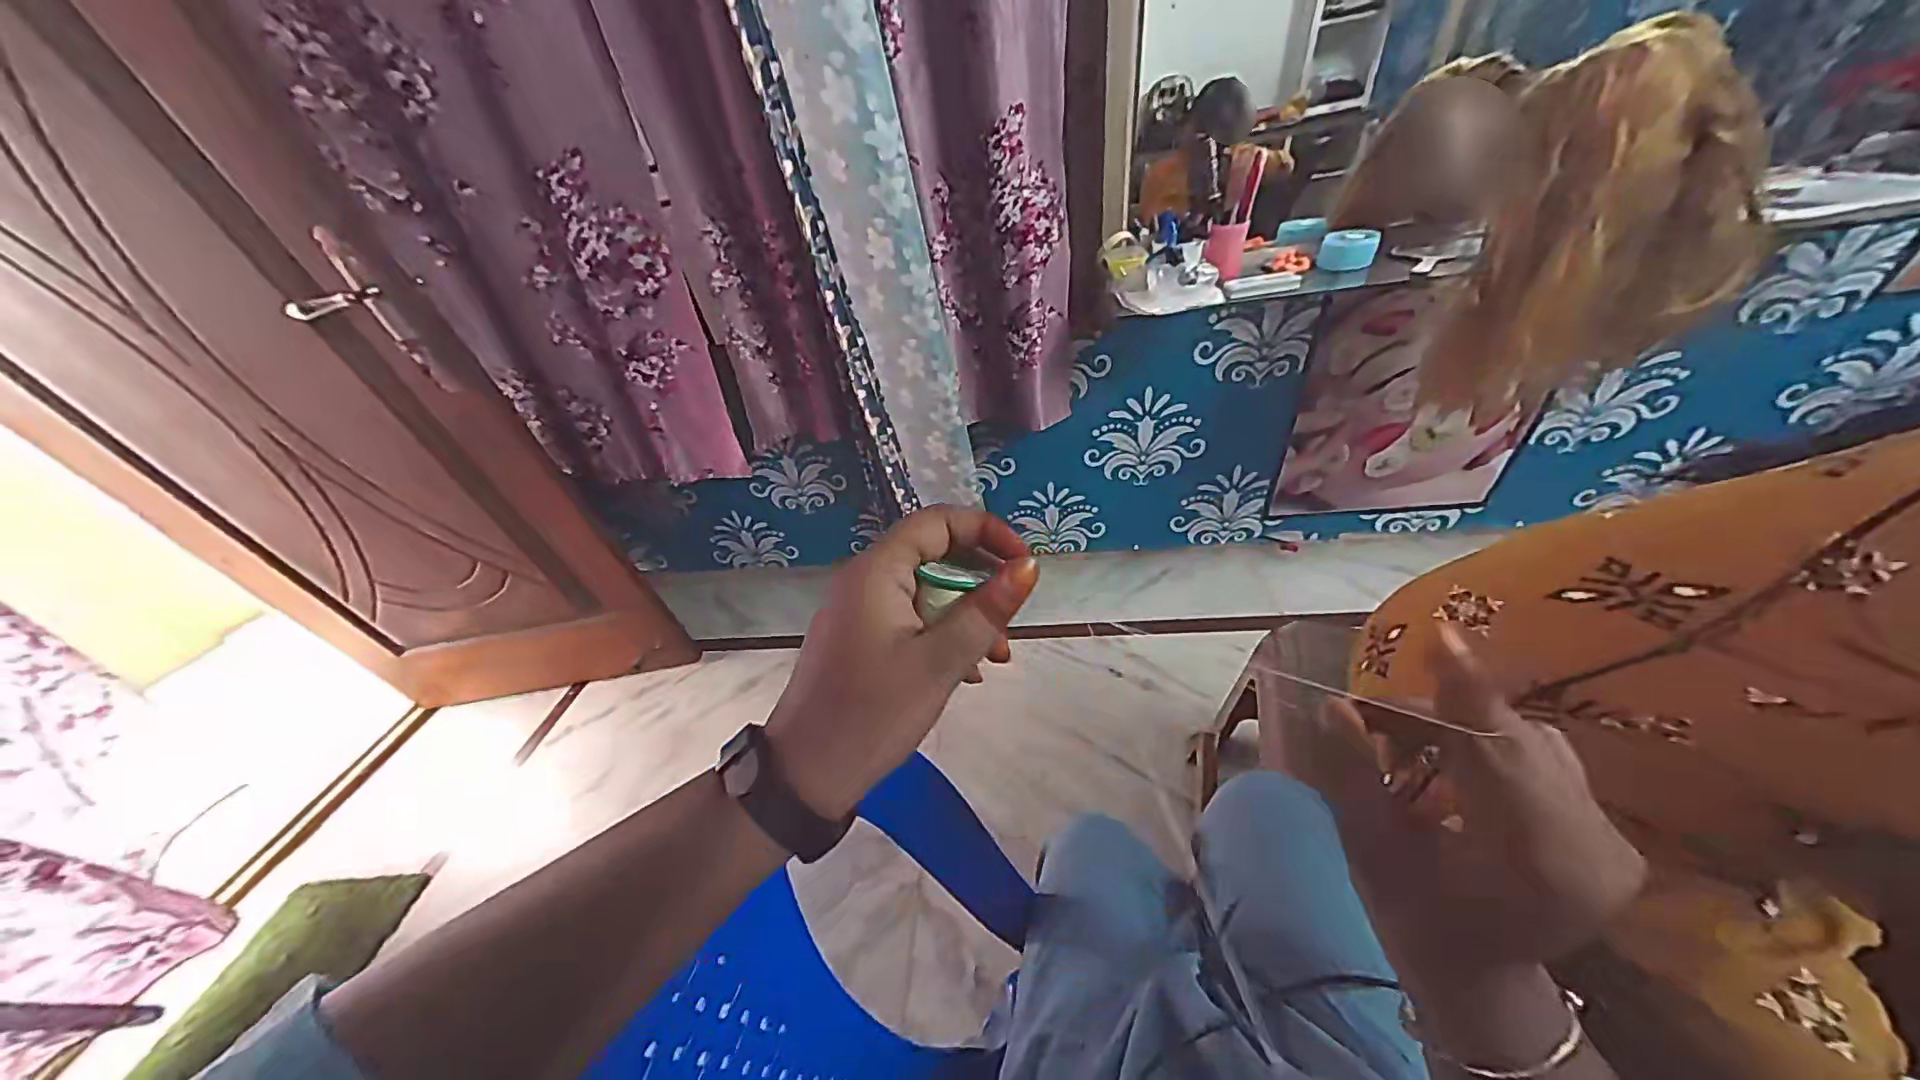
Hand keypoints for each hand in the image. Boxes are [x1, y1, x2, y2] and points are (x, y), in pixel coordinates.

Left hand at [765, 505, 1038, 818]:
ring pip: (927, 592)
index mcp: (878, 571)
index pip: (938, 522)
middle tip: (1010, 619)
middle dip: (981, 583)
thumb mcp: (940, 662)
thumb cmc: (874, 713)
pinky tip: (966, 672)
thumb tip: (1028, 566)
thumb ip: (986, 610)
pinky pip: (911, 619)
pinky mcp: (861, 639)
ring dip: (967, 616)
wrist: (806, 775)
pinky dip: (943, 635)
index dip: (987, 531)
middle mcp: (865, 580)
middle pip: (935, 556)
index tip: (1023, 563)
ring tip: (996, 656)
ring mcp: (860, 611)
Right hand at [1286, 624, 1645, 979]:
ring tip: (1406, 751)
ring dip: (1460, 727)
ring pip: (1529, 741)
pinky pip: (1543, 756)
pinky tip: (1453, 765)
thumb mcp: (1372, 847)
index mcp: (1532, 859)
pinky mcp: (1609, 828)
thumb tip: (1336, 706)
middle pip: (1508, 738)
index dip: (1466, 690)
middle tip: (1371, 724)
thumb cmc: (1414, 917)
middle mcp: (1591, 844)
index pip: (1498, 753)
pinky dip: (1489, 743)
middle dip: (1434, 715)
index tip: (1442, 634)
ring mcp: (1611, 837)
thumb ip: (1355, 773)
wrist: (1480, 974)